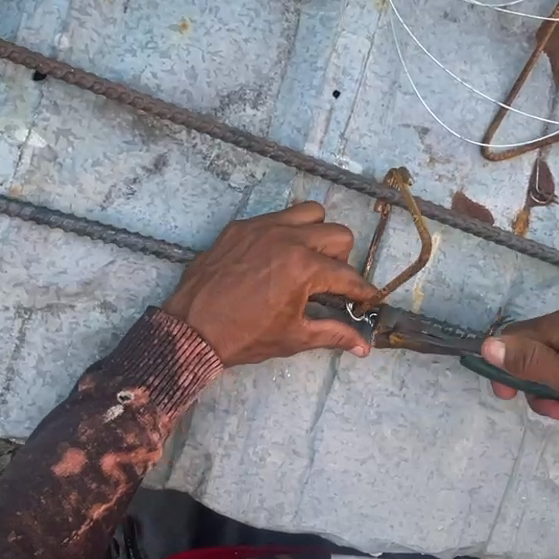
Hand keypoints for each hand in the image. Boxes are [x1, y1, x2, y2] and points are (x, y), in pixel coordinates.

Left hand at [161, 201, 379, 365]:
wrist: (192, 329)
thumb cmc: (243, 336)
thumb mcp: (294, 337)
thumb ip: (333, 334)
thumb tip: (363, 346)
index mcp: (304, 267)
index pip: (348, 276)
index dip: (362, 292)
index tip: (366, 299)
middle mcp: (288, 238)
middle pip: (338, 234)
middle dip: (341, 259)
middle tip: (329, 282)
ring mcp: (262, 227)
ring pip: (309, 212)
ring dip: (316, 233)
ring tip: (306, 260)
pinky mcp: (240, 227)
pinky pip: (275, 217)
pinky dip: (284, 232)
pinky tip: (274, 257)